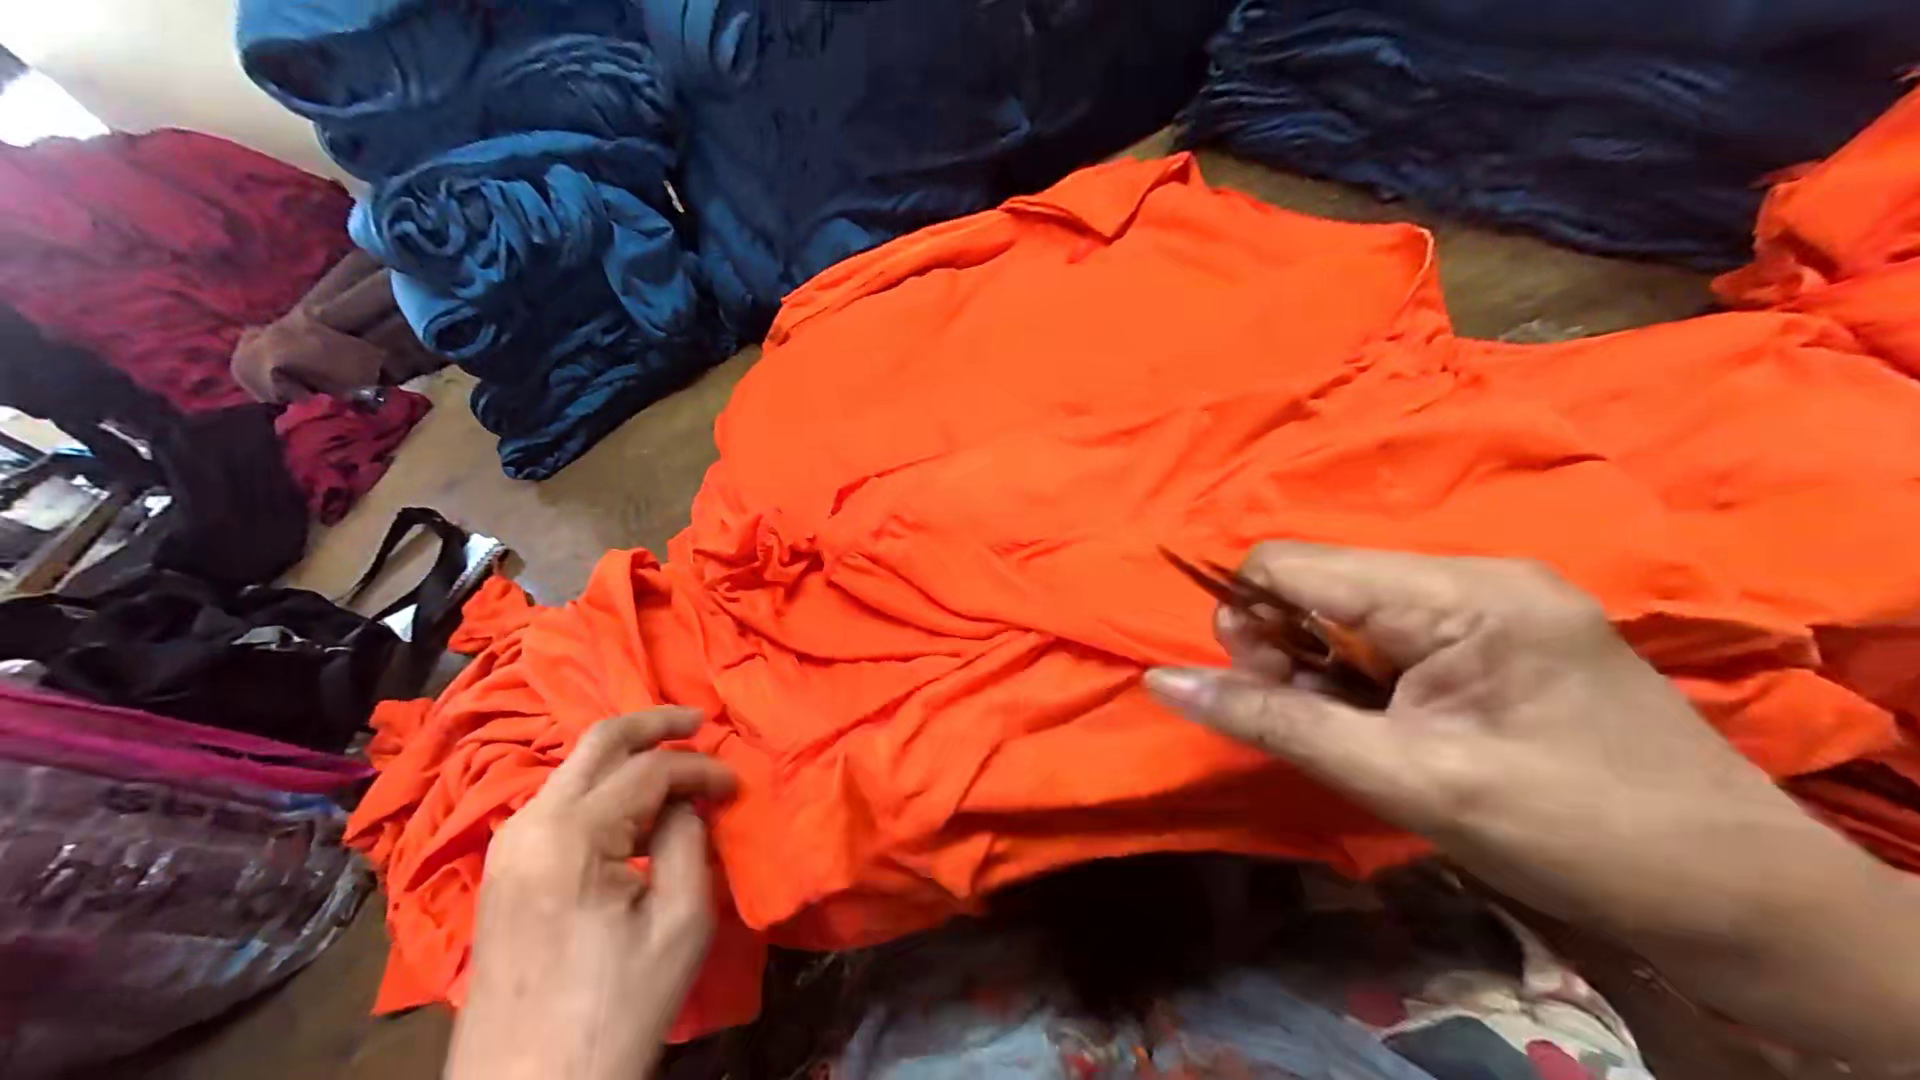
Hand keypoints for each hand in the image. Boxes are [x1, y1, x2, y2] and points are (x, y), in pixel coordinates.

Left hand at [444, 708, 735, 1079]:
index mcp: (572, 835)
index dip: (701, 770)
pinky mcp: (504, 871)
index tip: (735, 788)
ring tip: (676, 763)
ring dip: (628, 755)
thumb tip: (686, 800)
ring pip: (575, 768)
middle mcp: (530, 824)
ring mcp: (508, 847)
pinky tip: (633, 804)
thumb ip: (688, 837)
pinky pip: (559, 802)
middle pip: (599, 741)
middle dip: (655, 724)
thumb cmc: (617, 1009)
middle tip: (701, 722)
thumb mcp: (680, 920)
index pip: (650, 770)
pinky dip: (603, 787)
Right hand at [1146, 544, 1919, 1064]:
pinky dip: (1356, 677)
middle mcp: (1469, 576)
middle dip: (1281, 647)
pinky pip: (1385, 635)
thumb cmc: (1574, 835)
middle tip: (1305, 720)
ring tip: (1351, 732)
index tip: (1249, 684)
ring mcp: (1486, 603)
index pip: (1289, 564)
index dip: (1243, 615)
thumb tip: (1161, 680)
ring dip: (1317, 668)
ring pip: (1344, 612)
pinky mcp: (1494, 636)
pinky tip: (1381, 724)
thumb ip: (1274, 718)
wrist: (1747, 902)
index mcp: (1456, 591)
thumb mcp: (1404, 778)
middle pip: (1315, 584)